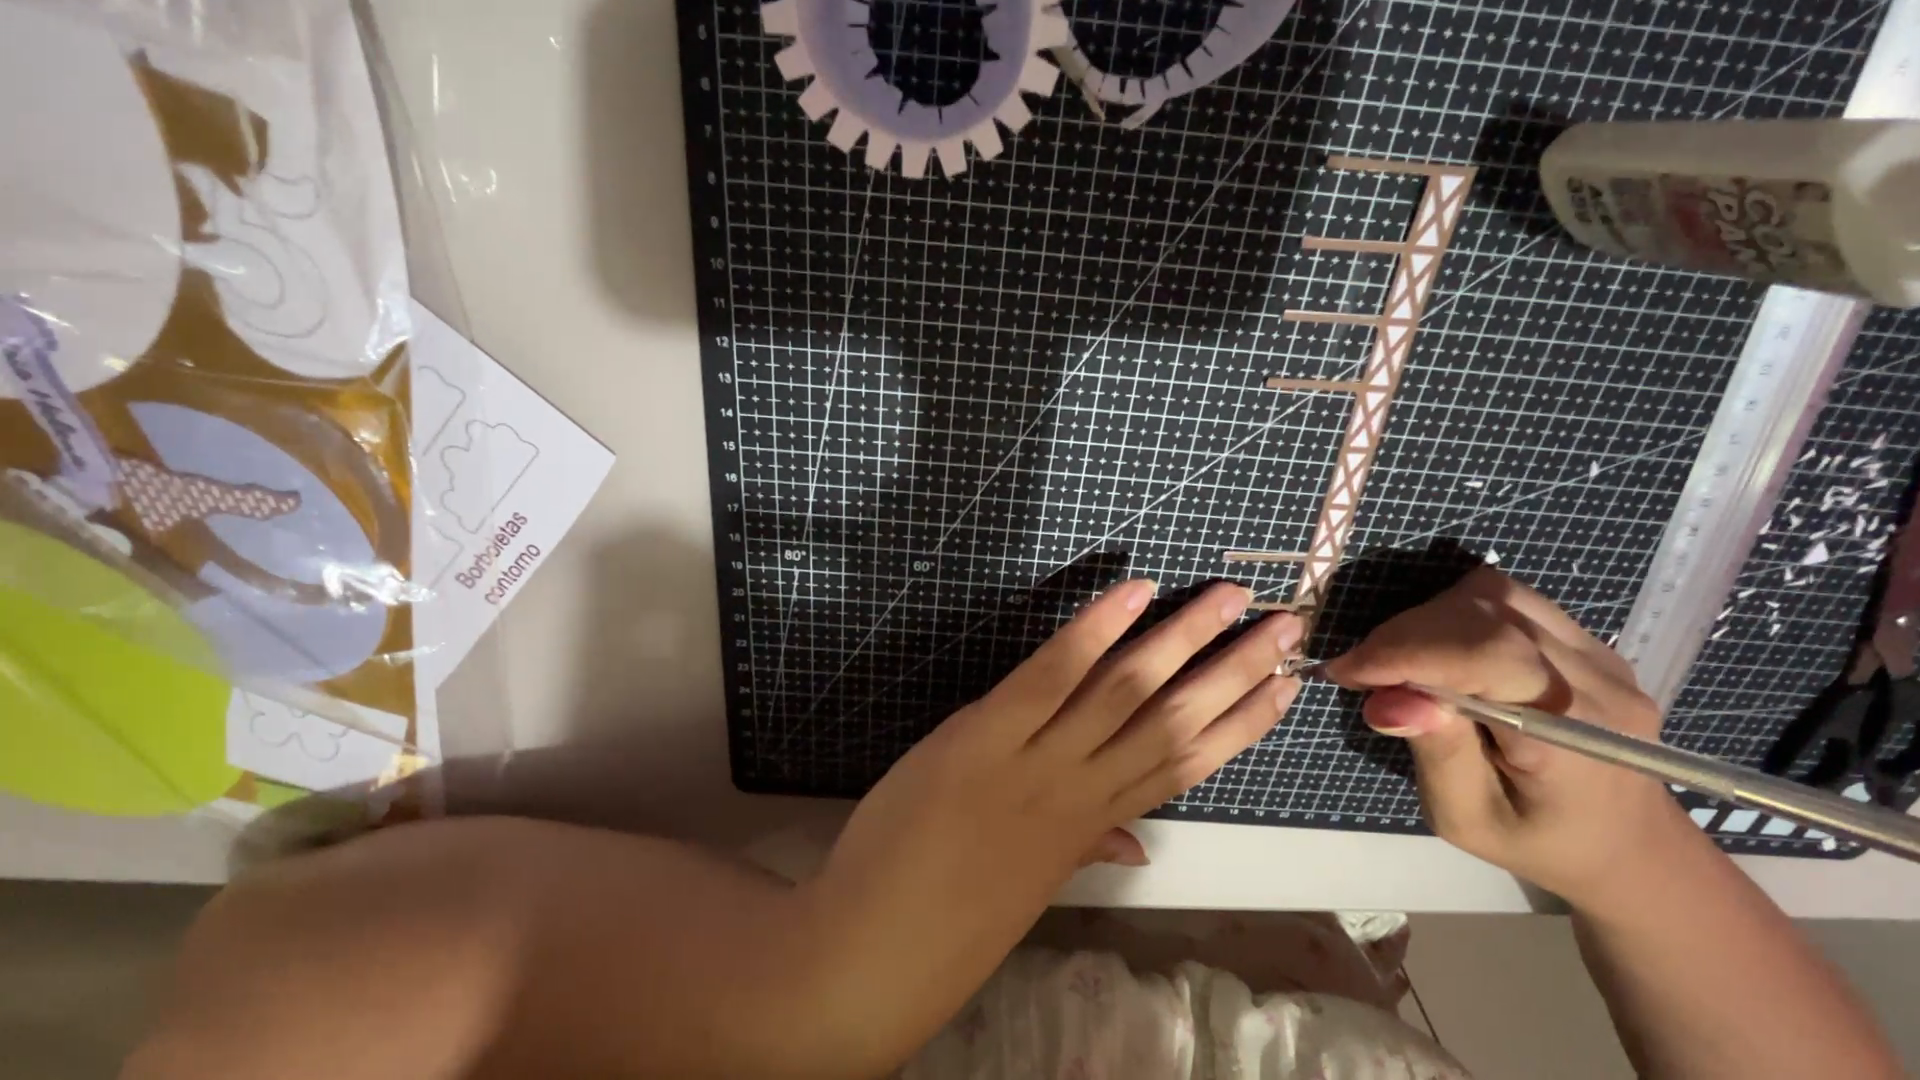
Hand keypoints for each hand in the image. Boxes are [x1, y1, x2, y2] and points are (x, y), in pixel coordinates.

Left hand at [799, 580, 1303, 1072]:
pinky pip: (1051, 677)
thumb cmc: (950, 909)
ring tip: (1229, 596)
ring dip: (1183, 639)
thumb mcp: (1030, 880)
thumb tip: (1137, 845)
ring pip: (1126, 692)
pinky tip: (1132, 594)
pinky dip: (1093, 632)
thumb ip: (1086, 848)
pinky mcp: (984, 738)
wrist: (875, 946)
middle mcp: (1082, 790)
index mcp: (1094, 824)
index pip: (1185, 766)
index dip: (1240, 725)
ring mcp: (1036, 763)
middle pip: (1175, 721)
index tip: (1285, 688)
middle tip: (1286, 625)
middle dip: (1234, 671)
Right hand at [1323, 567, 1691, 910]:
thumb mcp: (1469, 820)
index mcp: (1569, 734)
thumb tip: (1388, 700)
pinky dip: (1458, 615)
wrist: (1629, 845)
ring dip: (1429, 619)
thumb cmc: (1538, 842)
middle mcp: (1595, 681)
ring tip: (1402, 659)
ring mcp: (1600, 654)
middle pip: (1485, 616)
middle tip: (1365, 671)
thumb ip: (1435, 753)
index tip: (1346, 671)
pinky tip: (1442, 651)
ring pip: (1496, 596)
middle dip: (1406, 634)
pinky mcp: (1590, 642)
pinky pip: (1511, 601)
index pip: (1484, 656)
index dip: (1404, 651)